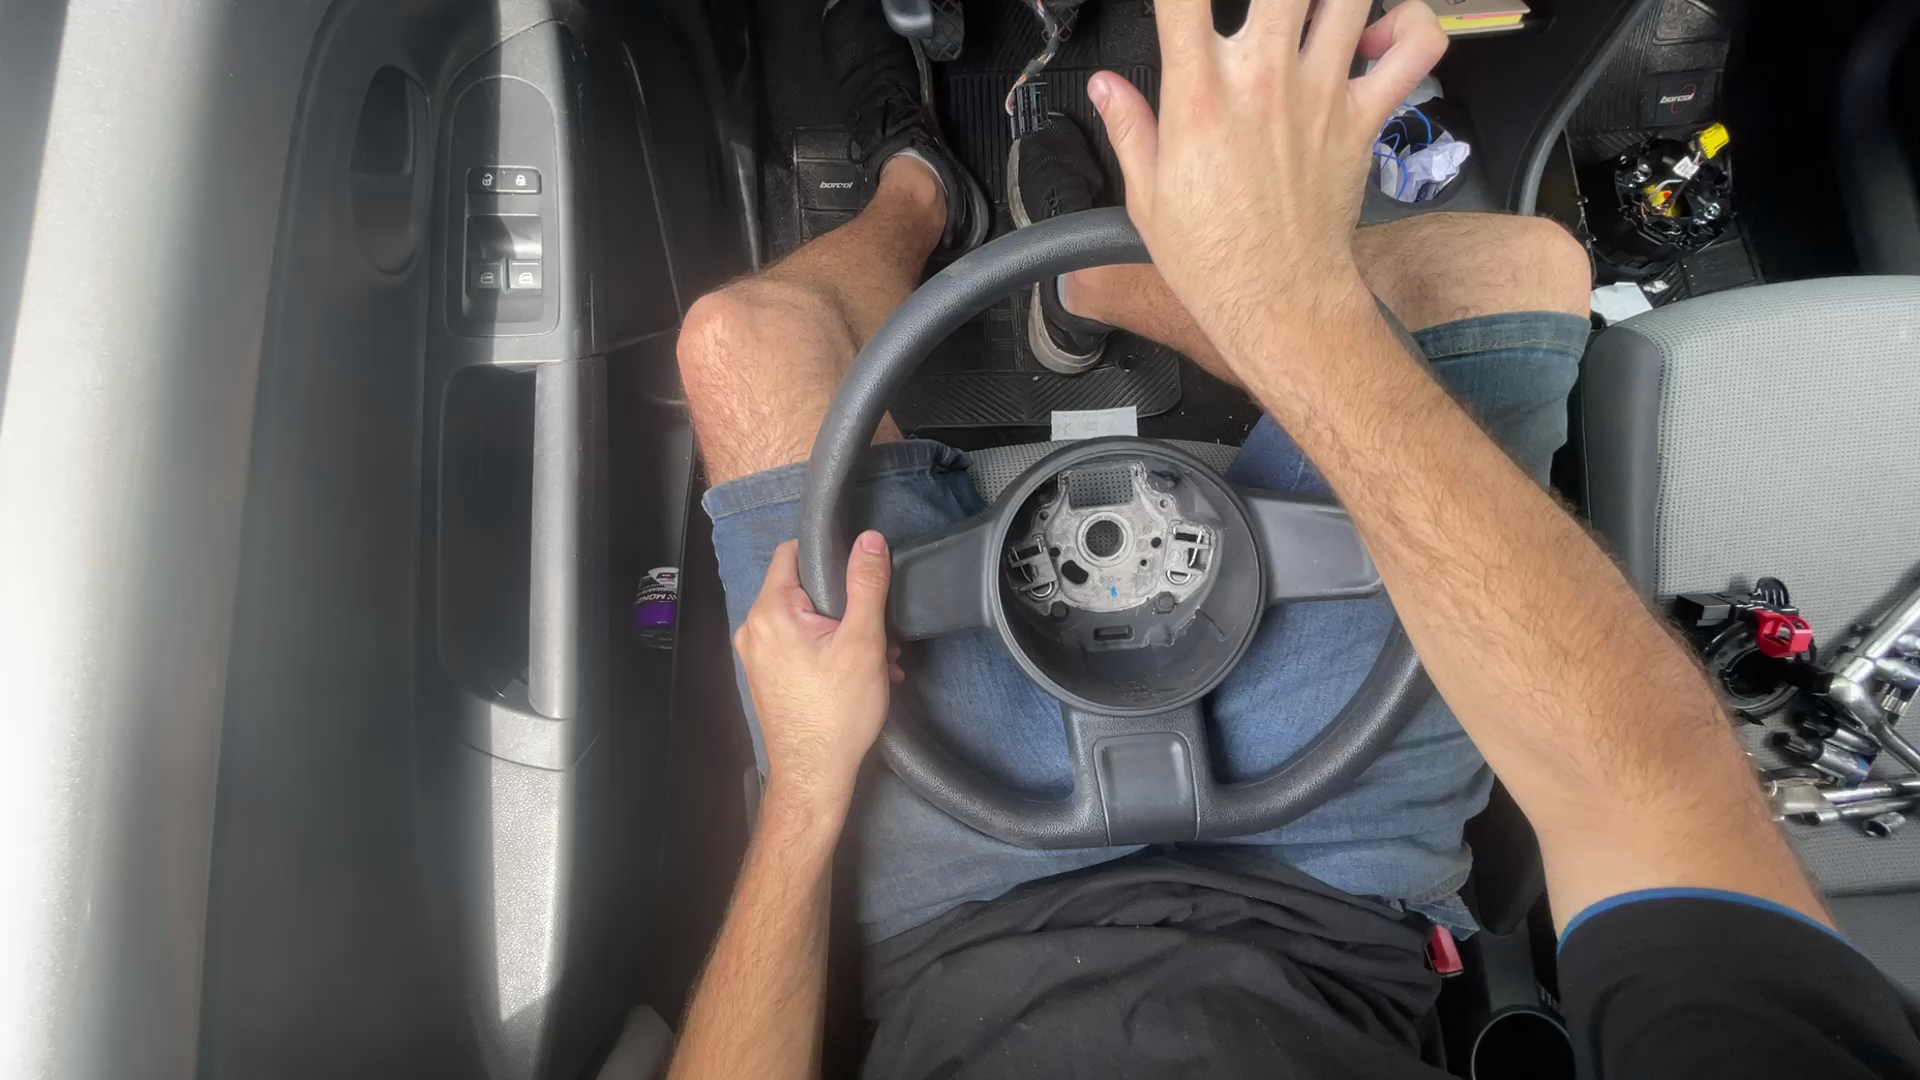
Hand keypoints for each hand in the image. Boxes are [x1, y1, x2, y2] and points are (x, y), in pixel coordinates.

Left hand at [735, 534, 904, 814]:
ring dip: (847, 630)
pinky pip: (802, 644)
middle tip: (880, 629)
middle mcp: (755, 629)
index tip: (860, 572)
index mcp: (770, 612)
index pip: (792, 553)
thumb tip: (869, 540)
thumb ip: (866, 585)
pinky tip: (864, 672)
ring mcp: (759, 654)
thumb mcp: (863, 641)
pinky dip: (832, 650)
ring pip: (808, 619)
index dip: (829, 554)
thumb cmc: (837, 713)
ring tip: (880, 657)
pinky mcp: (770, 675)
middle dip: (848, 603)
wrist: (815, 776)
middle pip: (805, 588)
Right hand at [1088, 0, 1446, 372]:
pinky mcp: (1364, 116)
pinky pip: (1415, 42)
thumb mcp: (1147, 200)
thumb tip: (1104, 88)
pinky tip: (1377, 36)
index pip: (1184, 1)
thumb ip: (1129, 130)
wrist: (1273, 300)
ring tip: (1308, 16)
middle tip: (1260, 14)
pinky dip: (1408, 24)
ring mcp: (1321, 95)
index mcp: (1198, 100)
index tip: (1180, 8)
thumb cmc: (1211, 260)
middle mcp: (1262, 82)